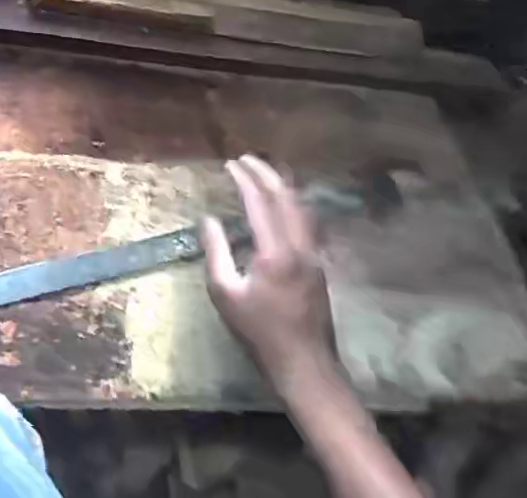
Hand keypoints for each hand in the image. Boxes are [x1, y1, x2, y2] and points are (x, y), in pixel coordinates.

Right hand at [202, 154, 336, 387]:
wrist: (306, 368)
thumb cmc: (259, 332)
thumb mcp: (225, 293)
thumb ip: (216, 251)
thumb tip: (209, 220)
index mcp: (275, 252)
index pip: (260, 203)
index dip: (245, 179)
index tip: (230, 164)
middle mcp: (299, 247)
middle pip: (287, 198)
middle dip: (266, 174)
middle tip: (247, 159)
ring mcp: (314, 257)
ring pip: (302, 209)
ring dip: (282, 186)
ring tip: (264, 173)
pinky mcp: (318, 267)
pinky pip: (306, 223)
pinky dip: (291, 203)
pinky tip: (281, 205)